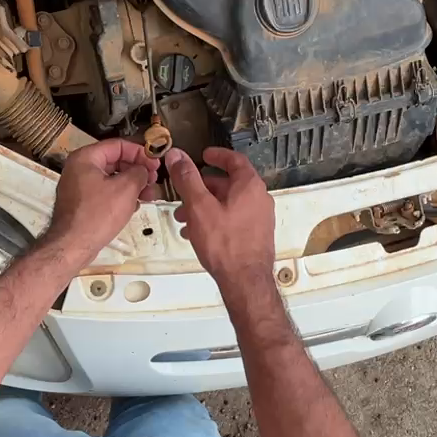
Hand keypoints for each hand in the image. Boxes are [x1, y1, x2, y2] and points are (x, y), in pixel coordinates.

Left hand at [41, 138, 159, 263]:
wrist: (73, 245)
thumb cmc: (96, 216)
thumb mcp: (126, 189)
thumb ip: (139, 172)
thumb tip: (143, 170)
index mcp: (86, 158)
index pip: (118, 145)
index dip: (140, 153)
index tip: (154, 163)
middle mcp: (79, 168)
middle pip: (115, 160)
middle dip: (137, 169)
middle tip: (153, 179)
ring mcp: (78, 186)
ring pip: (111, 177)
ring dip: (132, 184)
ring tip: (149, 194)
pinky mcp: (81, 202)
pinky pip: (105, 191)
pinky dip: (121, 195)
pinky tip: (134, 204)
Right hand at [164, 147, 275, 292]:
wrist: (245, 281)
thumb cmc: (225, 244)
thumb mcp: (199, 206)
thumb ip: (187, 179)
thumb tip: (177, 156)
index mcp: (249, 186)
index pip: (235, 160)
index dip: (218, 156)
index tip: (205, 155)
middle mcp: (259, 199)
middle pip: (229, 184)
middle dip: (203, 187)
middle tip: (185, 192)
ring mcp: (260, 219)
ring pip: (229, 204)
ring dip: (206, 206)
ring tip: (185, 218)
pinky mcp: (256, 235)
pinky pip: (233, 219)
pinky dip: (215, 219)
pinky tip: (198, 233)